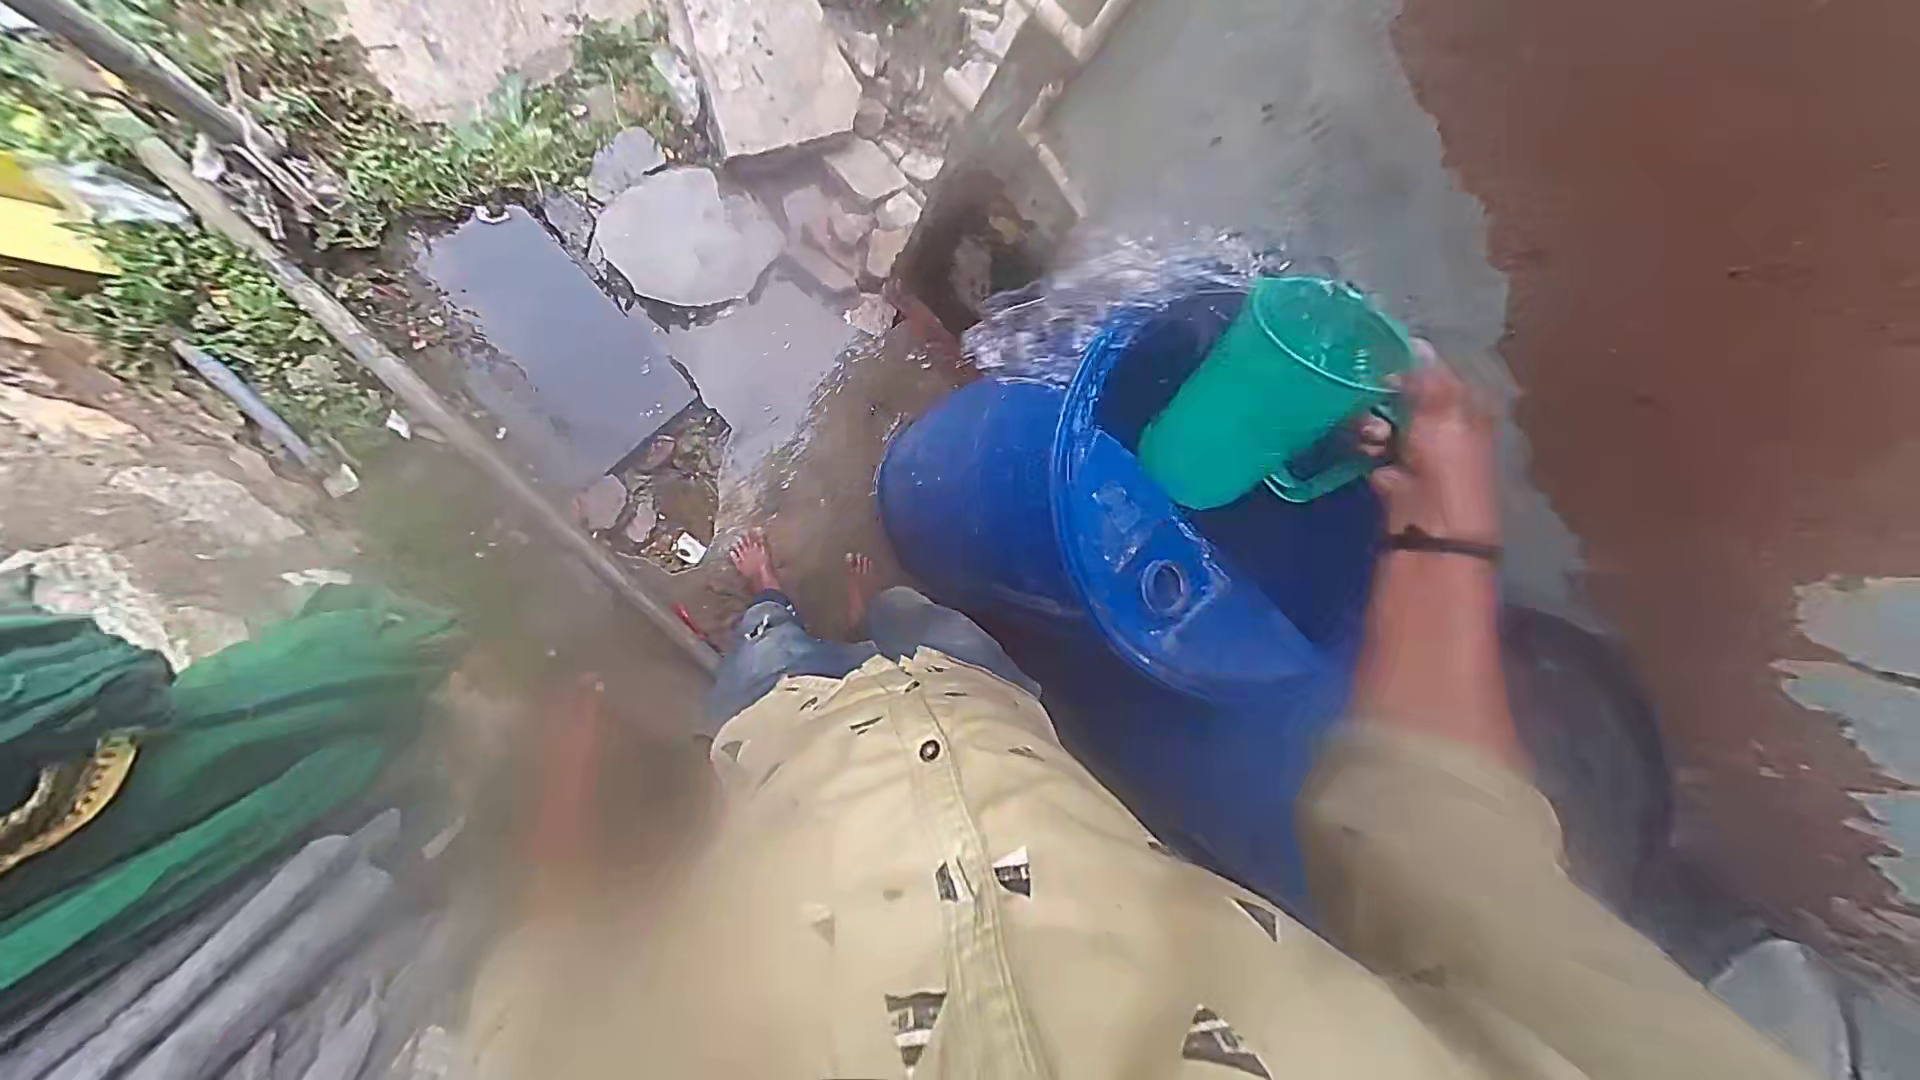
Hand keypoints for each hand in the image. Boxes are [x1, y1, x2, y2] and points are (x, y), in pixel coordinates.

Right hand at [1357, 341, 1499, 545]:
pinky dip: (1363, 445)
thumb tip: (1415, 343)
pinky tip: (1367, 451)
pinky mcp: (1386, 462)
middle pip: (1398, 395)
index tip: (1377, 367)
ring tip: (1372, 438)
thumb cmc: (1444, 462)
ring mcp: (1412, 443)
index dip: (1403, 368)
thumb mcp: (1441, 412)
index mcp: (1463, 403)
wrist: (1428, 517)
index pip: (1429, 373)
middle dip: (1380, 399)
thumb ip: (1426, 378)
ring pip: (1379, 418)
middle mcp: (1439, 420)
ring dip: (1369, 424)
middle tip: (1371, 405)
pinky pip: (1367, 442)